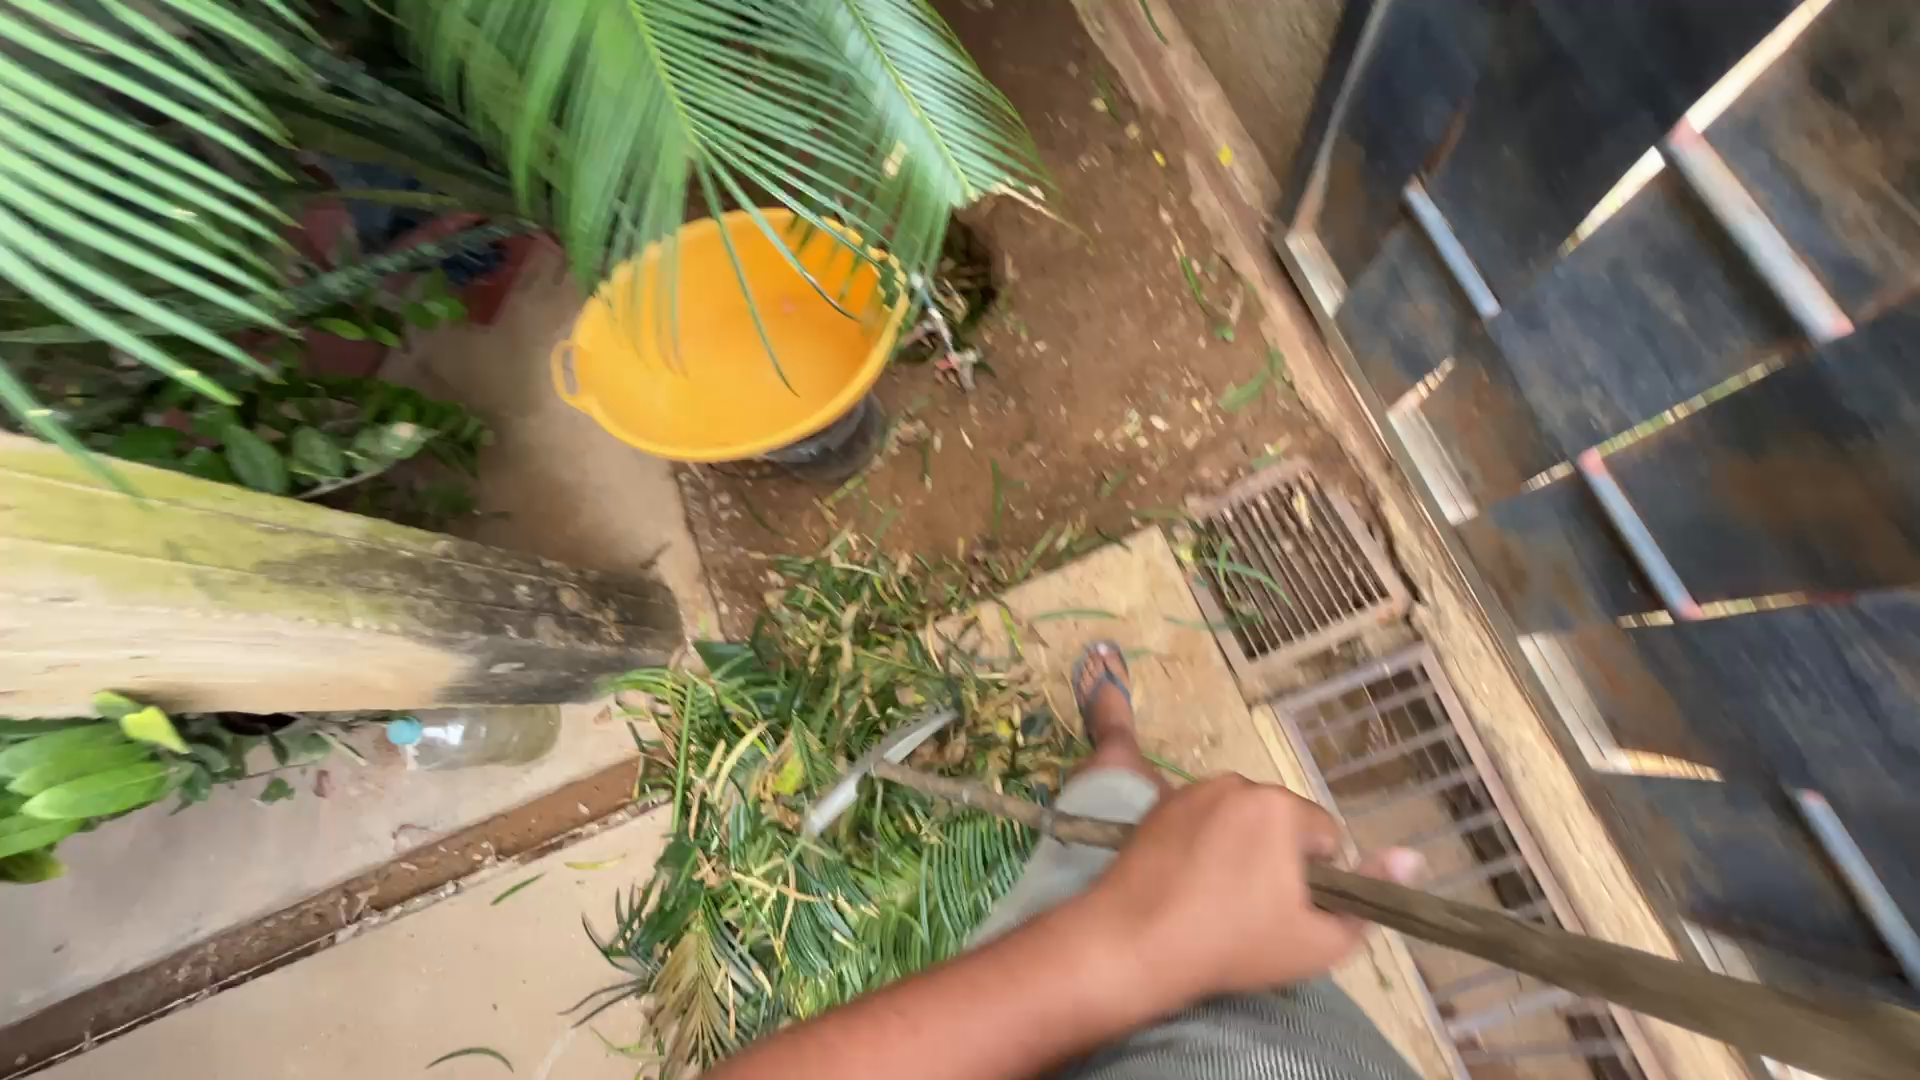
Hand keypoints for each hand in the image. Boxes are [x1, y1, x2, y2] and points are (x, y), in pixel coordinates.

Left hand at [1069, 775, 1422, 1005]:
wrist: (1138, 937)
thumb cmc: (1235, 941)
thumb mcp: (1319, 938)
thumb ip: (1369, 895)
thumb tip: (1413, 854)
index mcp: (1281, 807)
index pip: (1326, 834)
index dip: (1316, 875)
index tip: (1290, 905)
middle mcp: (1236, 784)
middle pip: (1279, 821)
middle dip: (1277, 855)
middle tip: (1252, 903)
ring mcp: (1191, 789)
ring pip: (1238, 818)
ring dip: (1239, 845)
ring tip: (1216, 893)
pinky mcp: (1158, 804)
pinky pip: (1200, 818)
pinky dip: (1202, 840)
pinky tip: (1187, 879)